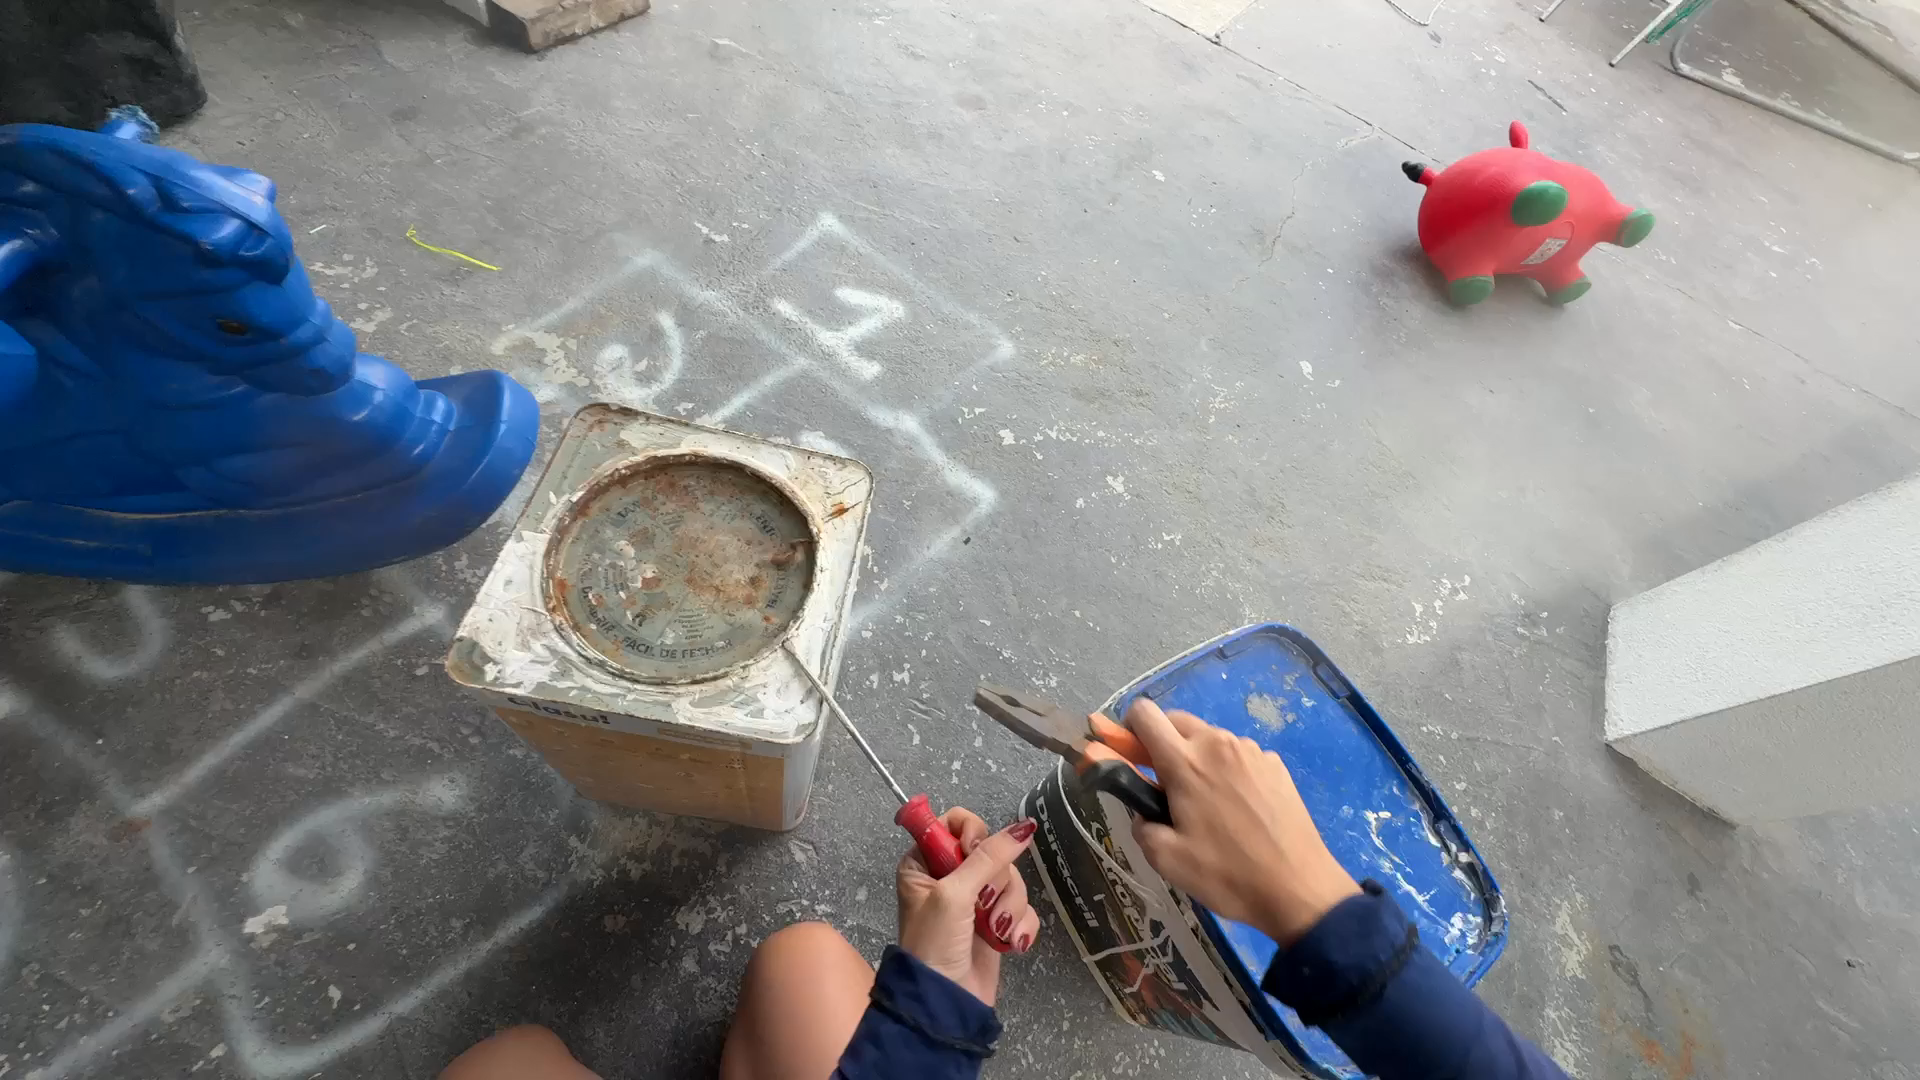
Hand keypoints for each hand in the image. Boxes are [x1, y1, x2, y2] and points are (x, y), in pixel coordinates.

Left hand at [895, 808, 1039, 1005]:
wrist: (944, 1008)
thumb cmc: (934, 945)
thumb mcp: (954, 895)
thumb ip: (988, 857)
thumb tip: (1023, 827)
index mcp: (924, 860)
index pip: (956, 821)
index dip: (973, 831)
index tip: (976, 849)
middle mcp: (949, 875)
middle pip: (991, 850)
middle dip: (995, 879)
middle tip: (983, 902)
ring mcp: (974, 899)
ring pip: (1011, 878)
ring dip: (1008, 906)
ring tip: (994, 929)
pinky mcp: (996, 922)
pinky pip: (1022, 906)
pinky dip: (1020, 924)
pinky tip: (1011, 942)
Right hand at [1124, 698, 1359, 945]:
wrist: (1301, 891)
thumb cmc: (1228, 875)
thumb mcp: (1167, 859)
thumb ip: (1140, 823)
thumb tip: (1142, 809)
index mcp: (1184, 761)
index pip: (1143, 713)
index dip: (1127, 727)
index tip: (1130, 756)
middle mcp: (1216, 743)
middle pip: (1174, 719)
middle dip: (1160, 743)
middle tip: (1166, 785)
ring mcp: (1249, 750)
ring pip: (1207, 737)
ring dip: (1195, 757)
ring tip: (1209, 803)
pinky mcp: (1273, 763)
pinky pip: (1236, 754)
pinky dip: (1227, 769)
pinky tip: (1240, 808)